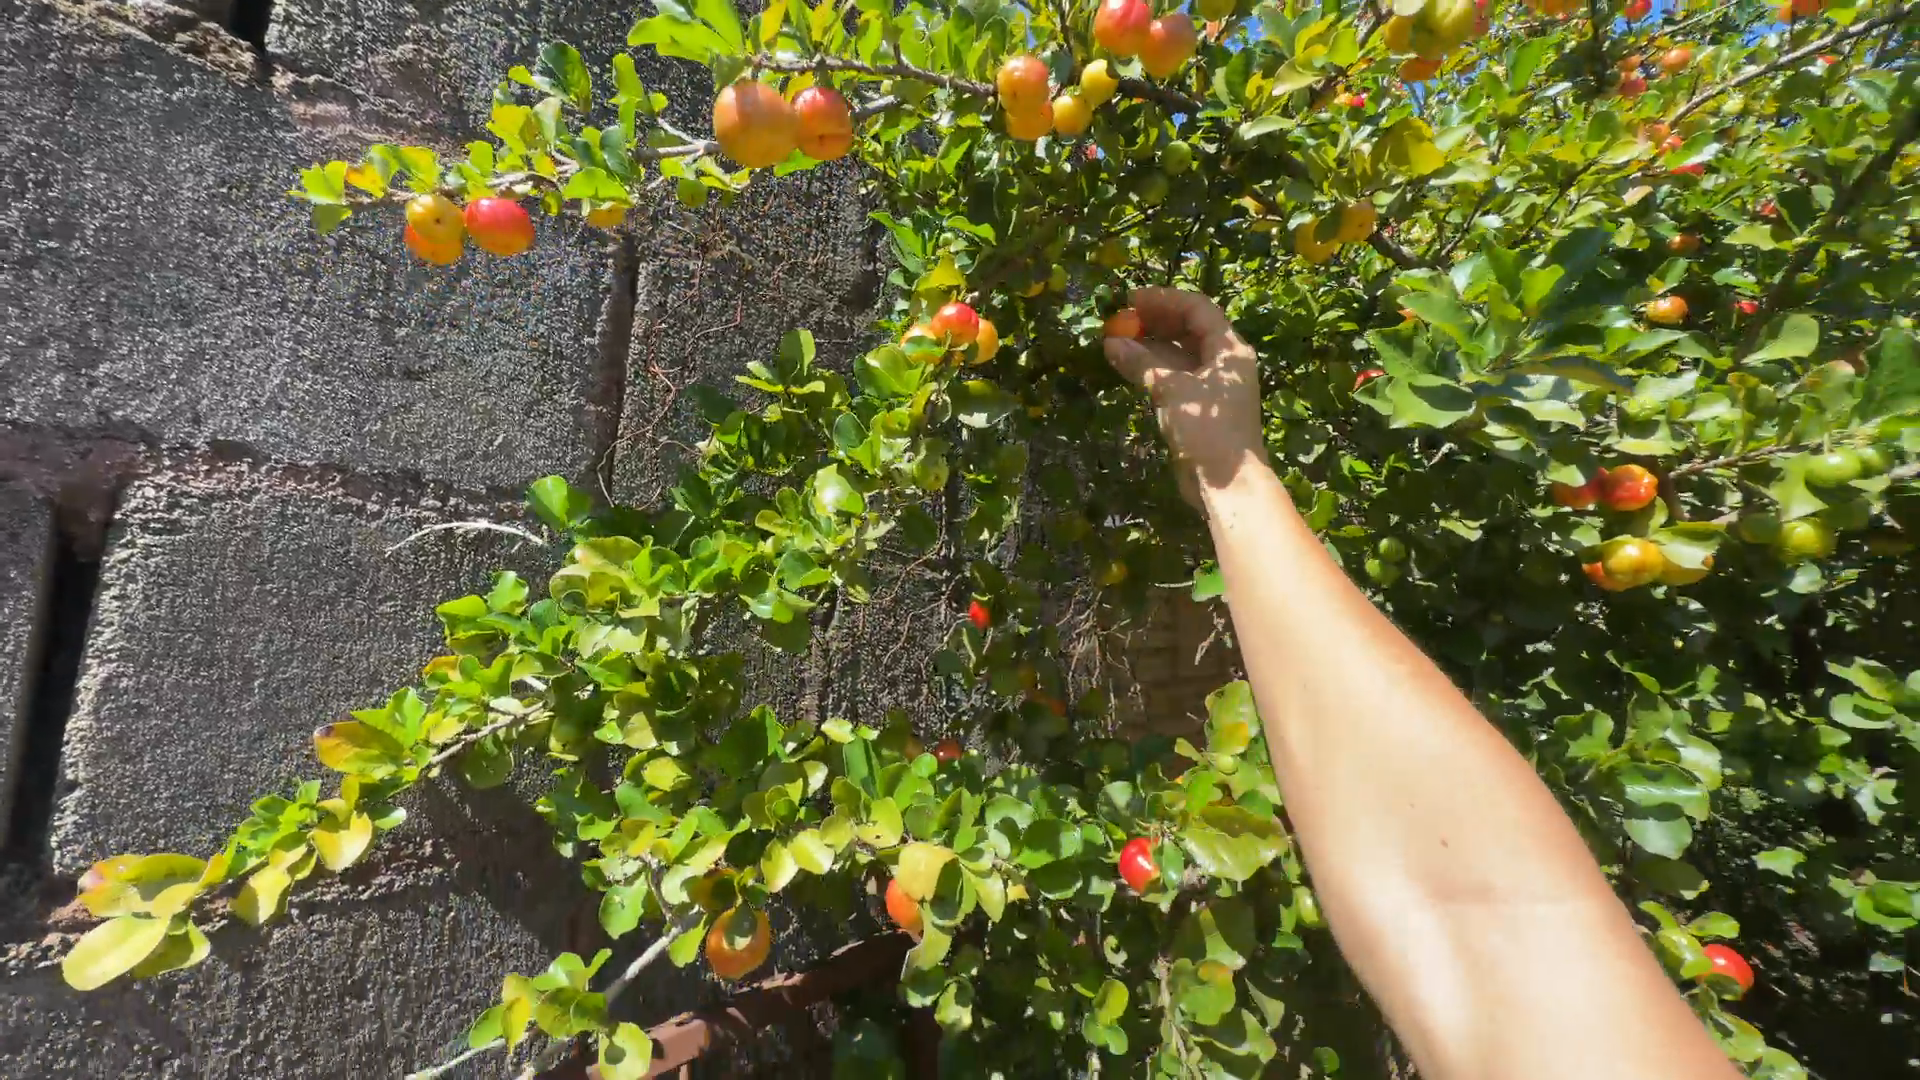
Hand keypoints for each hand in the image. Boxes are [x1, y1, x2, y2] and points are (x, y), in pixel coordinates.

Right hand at [1102, 287, 1266, 504]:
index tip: (1131, 299)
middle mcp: (1223, 362)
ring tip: (1116, 342)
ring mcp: (1210, 386)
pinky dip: (1152, 370)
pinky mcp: (1197, 408)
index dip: (1164, 300)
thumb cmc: (1207, 429)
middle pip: (1187, 330)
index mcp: (1229, 349)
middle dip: (1154, 322)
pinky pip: (1173, 377)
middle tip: (1120, 320)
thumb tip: (1111, 342)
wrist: (1226, 482)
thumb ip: (1141, 362)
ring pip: (1178, 355)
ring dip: (1149, 347)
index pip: (1197, 308)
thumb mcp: (1171, 389)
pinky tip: (1128, 366)